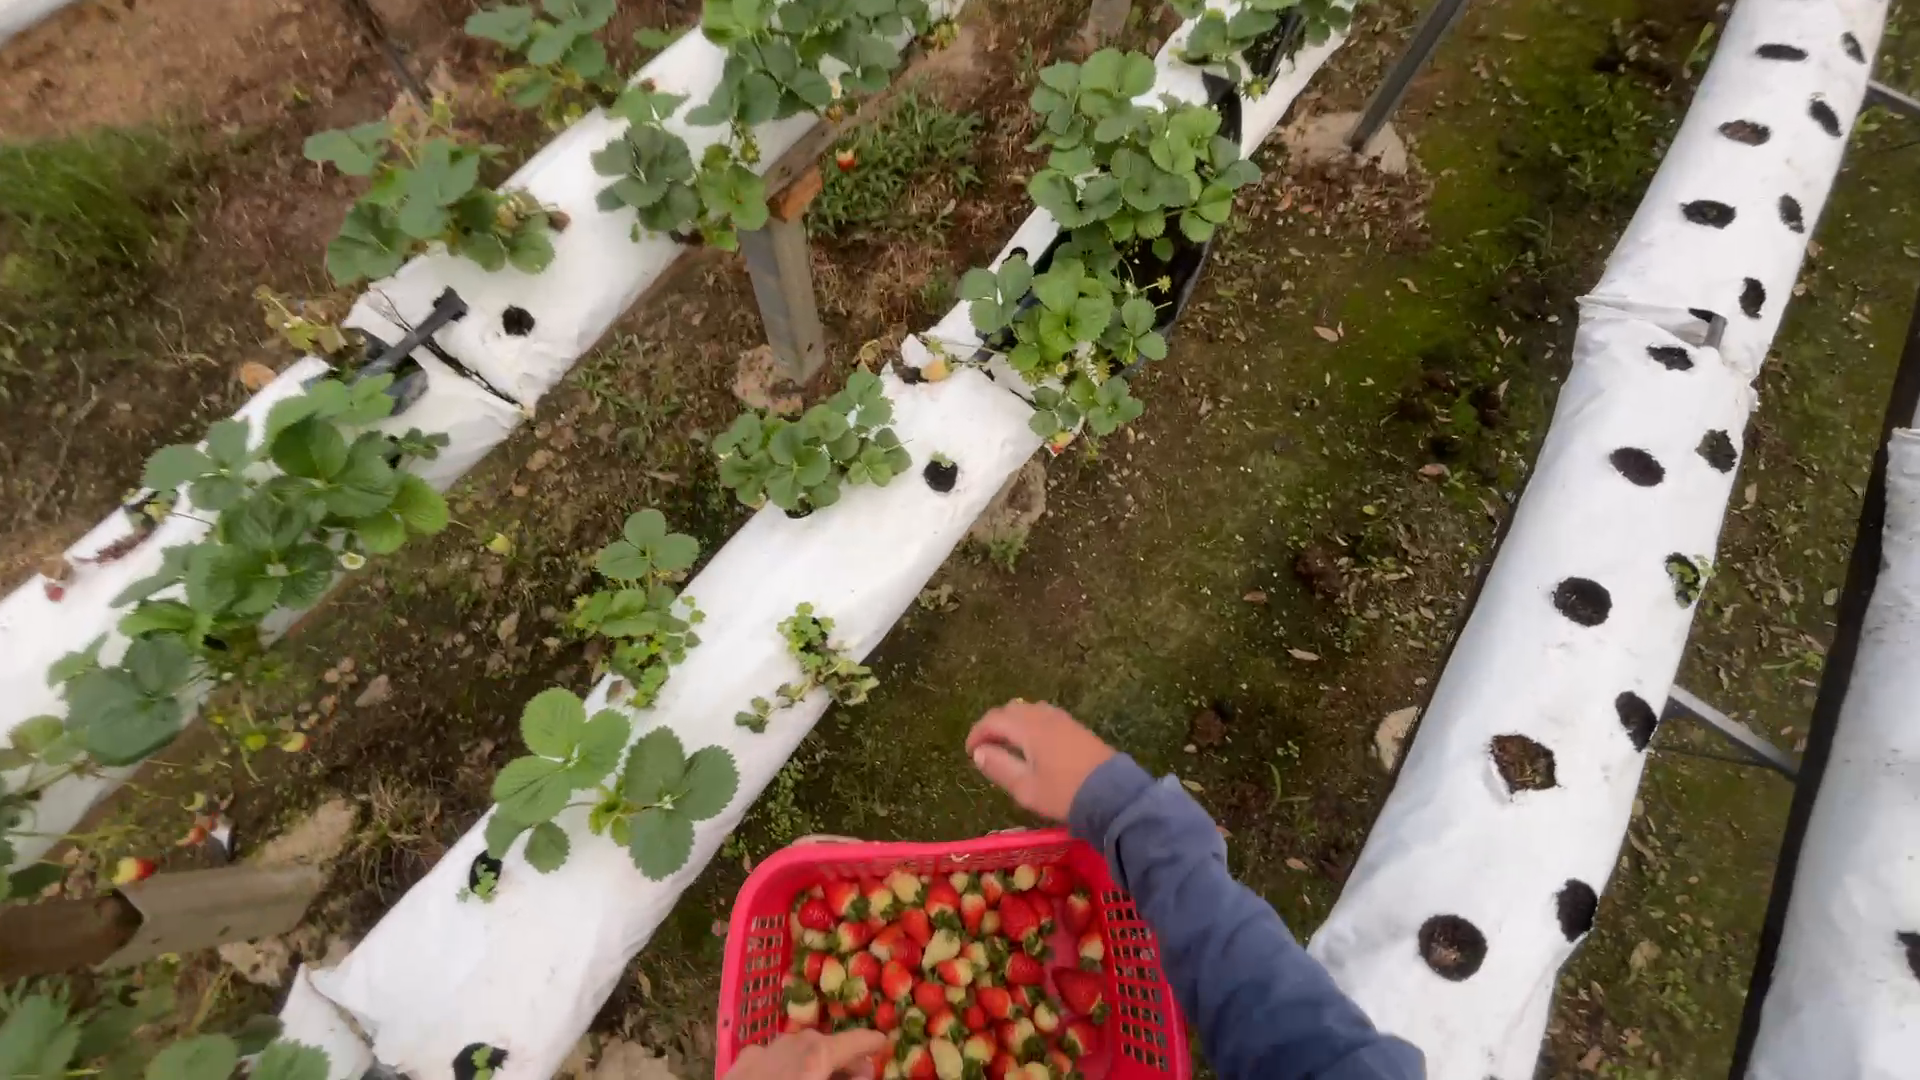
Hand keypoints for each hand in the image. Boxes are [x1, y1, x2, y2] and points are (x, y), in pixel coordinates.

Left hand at [723, 1030, 887, 1079]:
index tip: (885, 1042)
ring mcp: (760, 1052)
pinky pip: (768, 1059)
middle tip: (857, 1073)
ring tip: (824, 1076)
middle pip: (823, 1044)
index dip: (871, 1042)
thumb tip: (864, 1073)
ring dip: (812, 1061)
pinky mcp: (738, 1066)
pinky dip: (783, 1066)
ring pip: (794, 1049)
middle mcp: (788, 1044)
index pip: (853, 1041)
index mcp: (815, 1054)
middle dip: (841, 1057)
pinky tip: (785, 1079)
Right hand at [966, 701, 1114, 821]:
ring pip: (1028, 710)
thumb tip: (979, 752)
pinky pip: (1044, 716)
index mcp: (1028, 727)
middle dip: (993, 726)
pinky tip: (1032, 745)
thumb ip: (999, 767)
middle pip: (1010, 710)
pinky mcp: (1076, 727)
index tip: (969, 752)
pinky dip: (1029, 725)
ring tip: (1007, 746)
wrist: (1113, 795)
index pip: (994, 720)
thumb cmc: (1064, 793)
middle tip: (985, 748)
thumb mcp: (1026, 788)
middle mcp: (1044, 716)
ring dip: (1012, 724)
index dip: (977, 733)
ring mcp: (1062, 719)